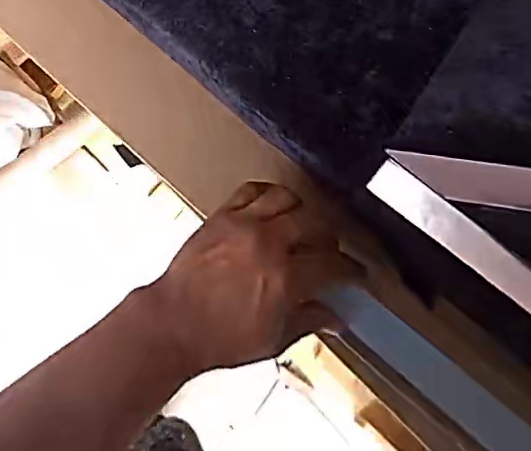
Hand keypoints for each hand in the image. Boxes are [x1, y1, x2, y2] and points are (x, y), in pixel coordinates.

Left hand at [132, 181, 363, 376]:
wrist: (174, 322)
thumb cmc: (217, 337)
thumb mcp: (272, 340)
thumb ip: (308, 321)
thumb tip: (335, 318)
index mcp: (284, 278)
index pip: (332, 265)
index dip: (351, 269)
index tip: (357, 272)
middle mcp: (267, 244)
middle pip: (315, 223)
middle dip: (329, 237)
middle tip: (330, 249)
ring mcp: (244, 224)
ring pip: (286, 198)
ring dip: (300, 210)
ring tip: (302, 223)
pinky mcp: (223, 214)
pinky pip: (252, 189)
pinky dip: (267, 194)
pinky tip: (271, 205)